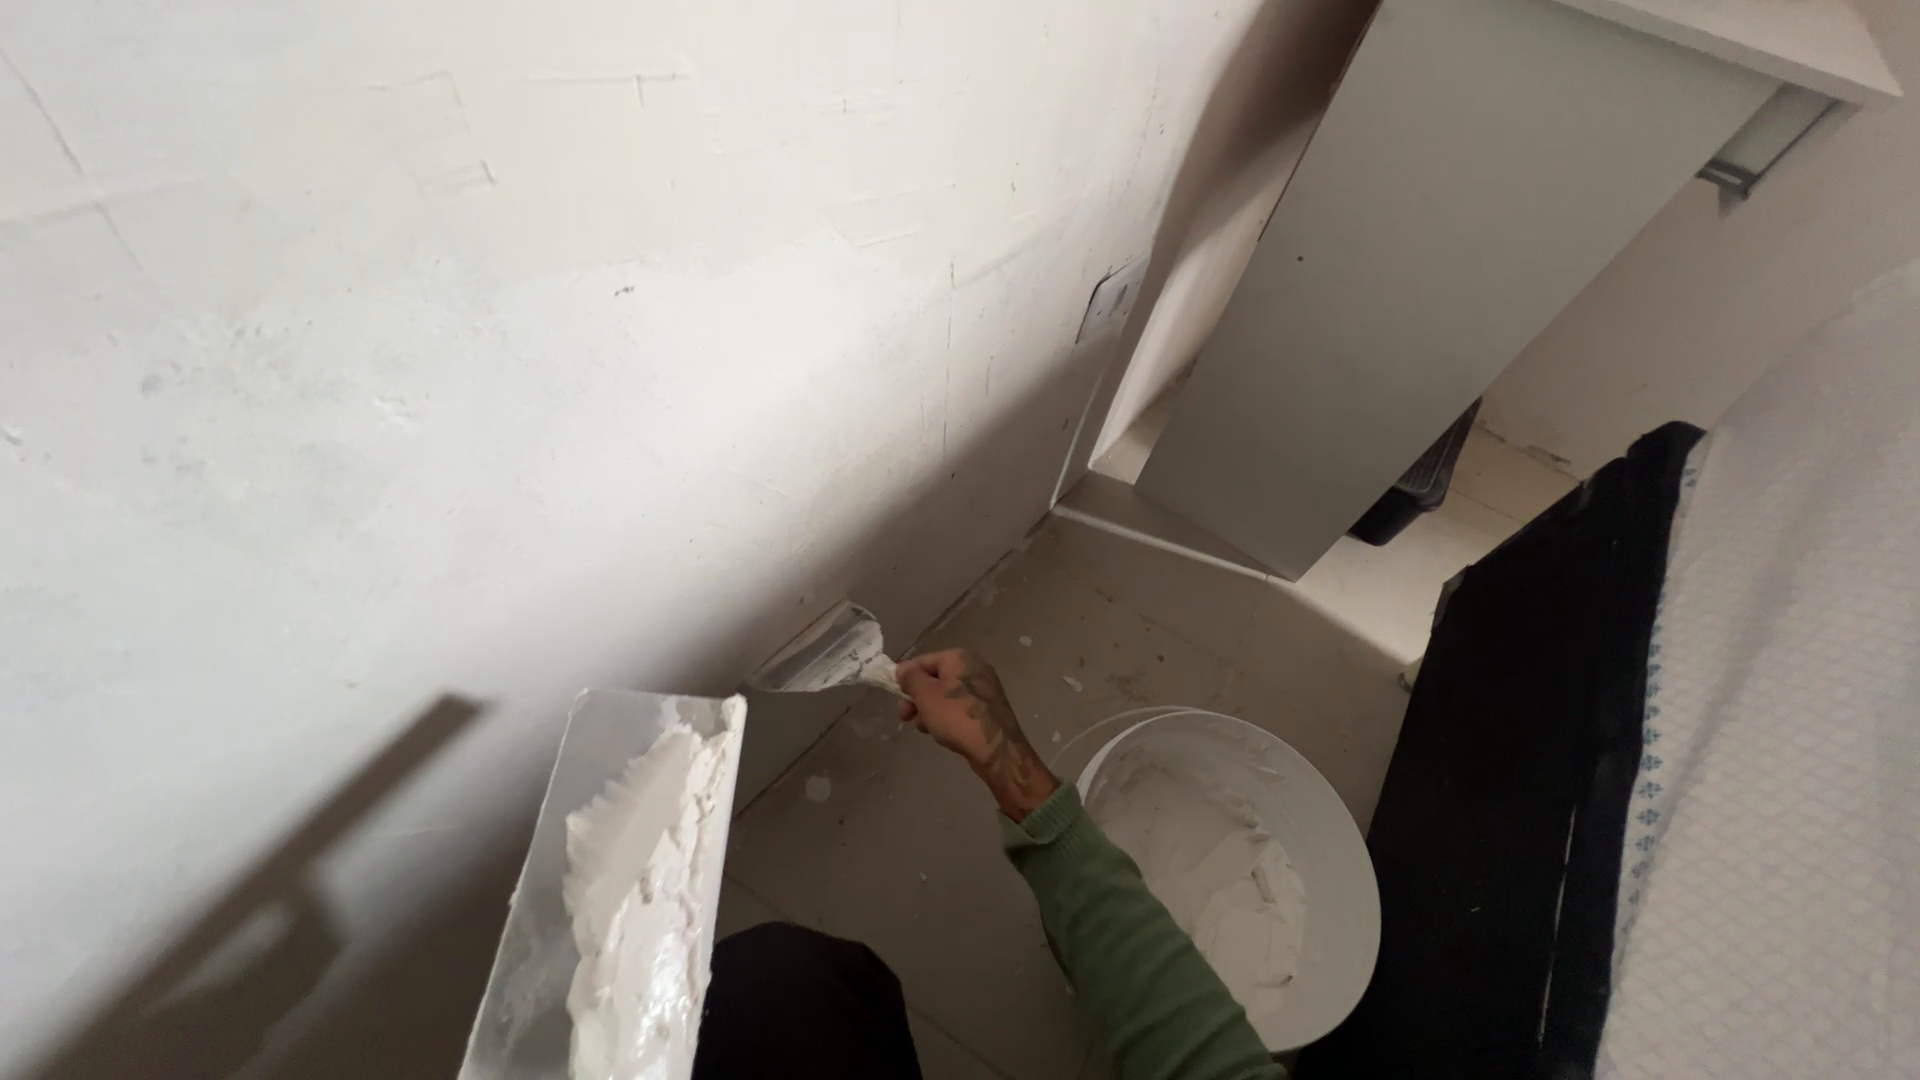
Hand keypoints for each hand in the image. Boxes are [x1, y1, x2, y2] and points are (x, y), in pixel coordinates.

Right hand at [897, 649, 1059, 821]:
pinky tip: (944, 733)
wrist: (995, 747)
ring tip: (927, 729)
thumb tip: (903, 668)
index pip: (922, 661)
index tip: (897, 700)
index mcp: (959, 657)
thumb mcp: (926, 695)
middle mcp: (974, 667)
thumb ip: (911, 678)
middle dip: (918, 698)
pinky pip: (960, 708)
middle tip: (906, 718)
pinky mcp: (989, 708)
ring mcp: (984, 687)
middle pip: (935, 679)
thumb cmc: (956, 716)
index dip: (905, 679)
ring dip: (931, 710)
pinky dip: (948, 717)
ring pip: (946, 695)